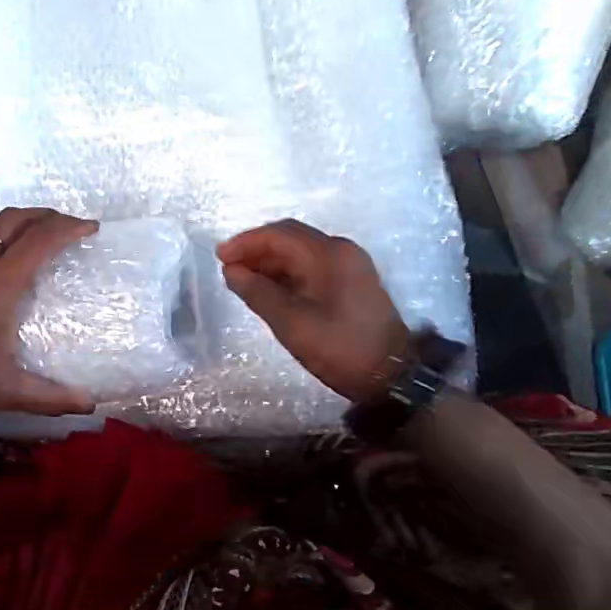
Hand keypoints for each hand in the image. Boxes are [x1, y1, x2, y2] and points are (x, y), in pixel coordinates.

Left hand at [0, 209, 100, 419]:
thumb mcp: (8, 391)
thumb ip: (52, 397)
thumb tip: (92, 405)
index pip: (39, 242)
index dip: (68, 228)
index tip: (91, 228)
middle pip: (13, 220)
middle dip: (44, 215)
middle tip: (68, 223)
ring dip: (13, 216)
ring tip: (33, 226)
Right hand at [218, 220, 410, 403]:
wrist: (391, 374)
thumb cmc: (339, 347)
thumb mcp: (292, 323)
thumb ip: (258, 293)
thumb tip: (232, 272)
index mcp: (329, 254)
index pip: (279, 235)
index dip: (246, 243)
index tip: (220, 258)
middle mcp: (341, 251)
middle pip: (290, 238)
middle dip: (256, 249)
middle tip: (228, 266)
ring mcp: (349, 266)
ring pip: (301, 253)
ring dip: (270, 262)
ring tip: (243, 279)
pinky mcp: (351, 282)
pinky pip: (312, 267)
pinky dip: (287, 273)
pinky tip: (269, 289)